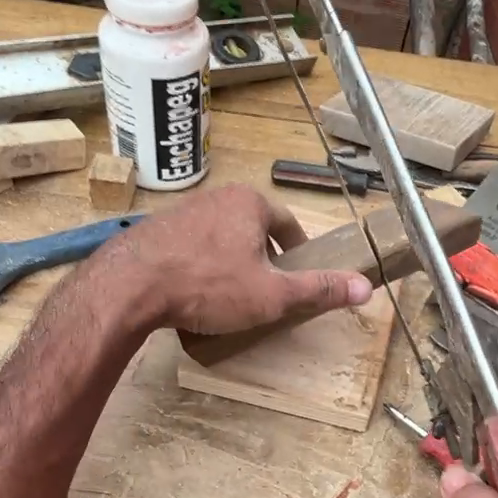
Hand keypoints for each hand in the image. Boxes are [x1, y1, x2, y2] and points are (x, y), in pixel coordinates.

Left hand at [107, 183, 373, 333]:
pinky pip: (190, 249)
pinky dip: (199, 268)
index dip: (297, 252)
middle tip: (266, 293)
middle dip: (262, 259)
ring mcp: (182, 213)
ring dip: (230, 264)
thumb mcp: (273, 294)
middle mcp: (216, 198)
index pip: (287, 224)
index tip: (297, 277)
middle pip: (252, 230)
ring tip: (230, 298)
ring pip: (220, 239)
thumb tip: (366, 288)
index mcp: (250, 203)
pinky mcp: (154, 232)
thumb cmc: (209, 286)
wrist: (130, 286)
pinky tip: (194, 296)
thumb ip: (319, 289)